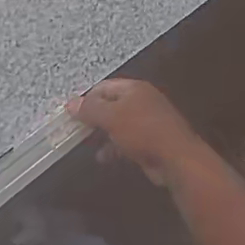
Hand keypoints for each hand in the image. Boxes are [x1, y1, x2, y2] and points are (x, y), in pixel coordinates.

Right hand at [67, 77, 209, 187]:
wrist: (175, 157)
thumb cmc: (143, 131)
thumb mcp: (113, 117)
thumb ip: (91, 109)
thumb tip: (71, 102)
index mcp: (135, 89)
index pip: (104, 86)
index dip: (86, 98)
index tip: (69, 114)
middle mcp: (141, 101)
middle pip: (110, 105)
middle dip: (93, 117)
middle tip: (73, 130)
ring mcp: (147, 121)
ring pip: (117, 124)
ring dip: (101, 134)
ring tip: (84, 144)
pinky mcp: (149, 140)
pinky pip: (125, 140)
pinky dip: (113, 147)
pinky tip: (103, 157)